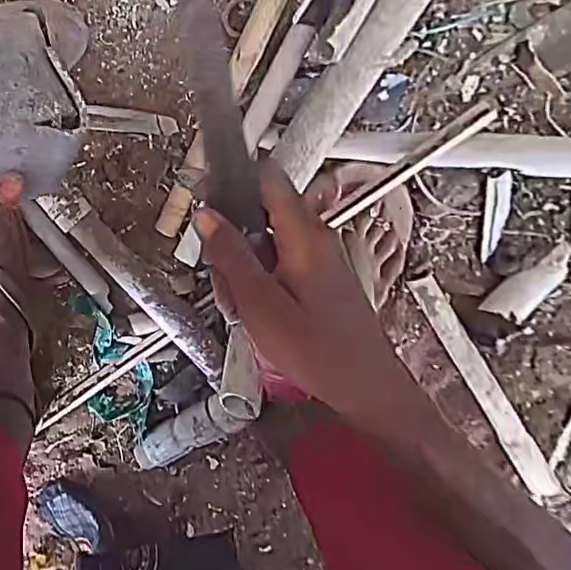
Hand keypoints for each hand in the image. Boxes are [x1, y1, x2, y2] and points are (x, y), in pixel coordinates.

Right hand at [193, 162, 381, 407]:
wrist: (363, 389)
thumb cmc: (318, 352)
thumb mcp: (258, 303)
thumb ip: (230, 255)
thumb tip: (207, 216)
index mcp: (305, 236)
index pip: (268, 181)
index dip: (234, 182)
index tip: (208, 196)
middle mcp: (316, 239)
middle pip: (260, 217)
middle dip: (232, 242)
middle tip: (224, 278)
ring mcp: (318, 259)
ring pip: (265, 244)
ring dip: (243, 269)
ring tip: (241, 305)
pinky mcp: (318, 278)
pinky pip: (277, 266)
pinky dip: (259, 284)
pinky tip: (256, 313)